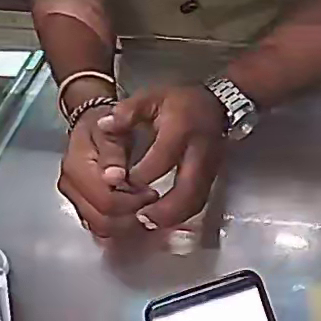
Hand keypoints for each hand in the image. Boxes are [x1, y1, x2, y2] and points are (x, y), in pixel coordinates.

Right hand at [59, 103, 156, 238]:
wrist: (92, 126)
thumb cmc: (105, 125)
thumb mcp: (111, 129)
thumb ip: (113, 153)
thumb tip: (114, 178)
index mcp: (76, 168)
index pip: (106, 200)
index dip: (132, 202)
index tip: (152, 192)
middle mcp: (71, 188)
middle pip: (103, 220)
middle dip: (131, 216)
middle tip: (151, 201)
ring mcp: (75, 200)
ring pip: (102, 228)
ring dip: (127, 224)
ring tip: (144, 206)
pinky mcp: (82, 208)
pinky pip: (101, 227)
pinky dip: (120, 226)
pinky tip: (135, 213)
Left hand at [105, 86, 226, 229]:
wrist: (216, 105)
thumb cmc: (179, 102)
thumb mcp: (152, 97)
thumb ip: (127, 112)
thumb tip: (104, 126)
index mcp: (181, 129)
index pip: (161, 159)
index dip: (140, 177)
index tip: (121, 184)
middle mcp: (200, 152)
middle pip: (187, 190)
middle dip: (163, 209)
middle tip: (139, 217)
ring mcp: (211, 168)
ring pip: (196, 202)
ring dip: (172, 218)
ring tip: (148, 223)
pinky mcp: (213, 179)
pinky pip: (199, 203)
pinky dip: (181, 216)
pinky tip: (162, 220)